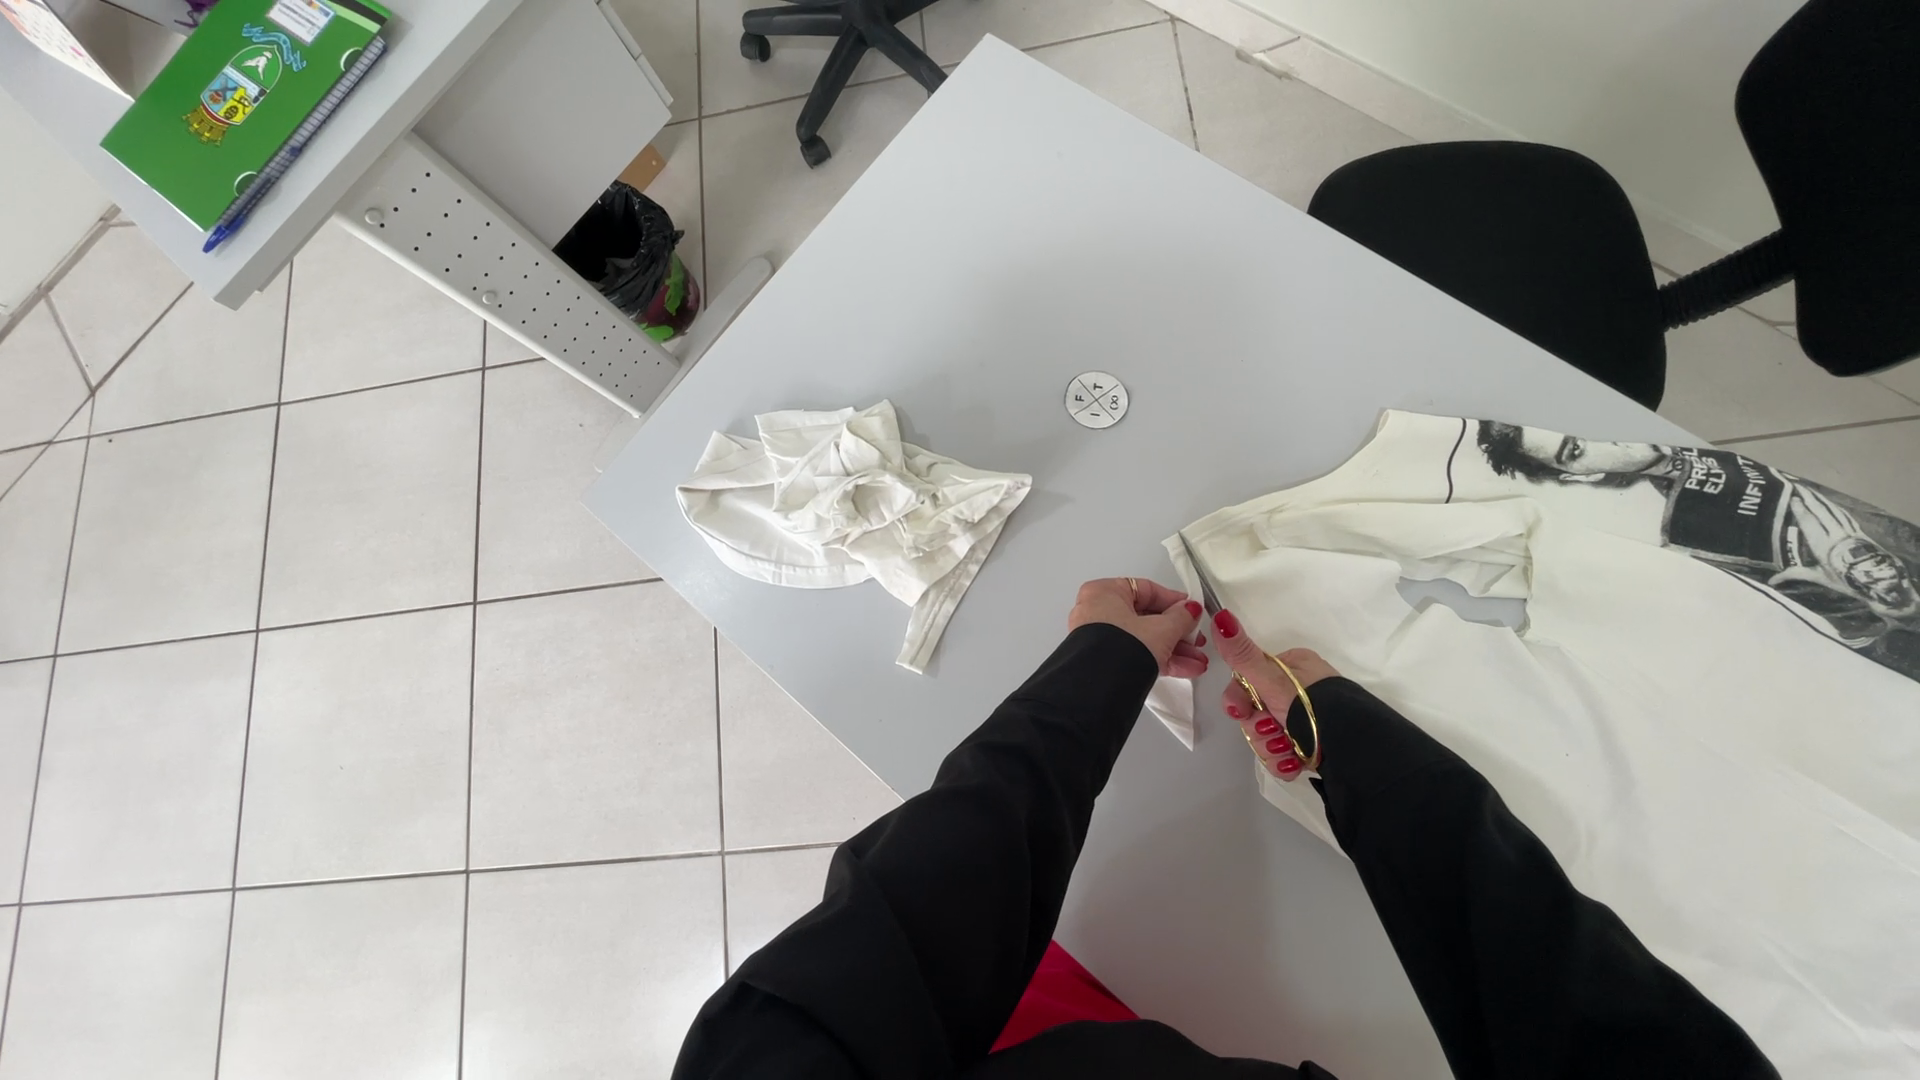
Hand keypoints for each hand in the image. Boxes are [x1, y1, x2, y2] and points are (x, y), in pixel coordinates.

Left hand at [1067, 578, 1208, 677]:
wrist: (1102, 687)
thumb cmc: (1118, 650)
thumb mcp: (1161, 629)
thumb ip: (1181, 617)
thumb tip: (1189, 611)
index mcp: (1103, 592)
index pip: (1146, 589)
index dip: (1173, 601)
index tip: (1191, 610)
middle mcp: (1095, 611)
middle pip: (1146, 617)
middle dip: (1176, 630)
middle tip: (1194, 636)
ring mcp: (1097, 638)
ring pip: (1142, 638)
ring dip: (1172, 648)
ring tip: (1195, 659)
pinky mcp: (1103, 660)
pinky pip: (1135, 653)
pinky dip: (1158, 658)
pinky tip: (1183, 668)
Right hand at [1211, 610, 1339, 781]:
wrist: (1352, 749)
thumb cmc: (1311, 706)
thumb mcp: (1271, 679)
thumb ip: (1242, 653)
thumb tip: (1220, 615)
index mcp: (1292, 666)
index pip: (1248, 680)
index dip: (1239, 699)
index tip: (1239, 712)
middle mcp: (1298, 690)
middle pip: (1255, 711)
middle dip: (1259, 728)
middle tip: (1271, 733)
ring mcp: (1305, 719)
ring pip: (1266, 735)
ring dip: (1271, 748)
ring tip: (1288, 751)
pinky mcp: (1311, 746)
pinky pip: (1283, 754)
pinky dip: (1284, 762)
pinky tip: (1293, 763)